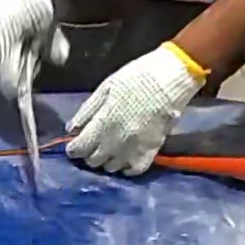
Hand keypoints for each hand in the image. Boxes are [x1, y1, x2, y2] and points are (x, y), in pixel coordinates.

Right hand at [0, 0, 66, 102]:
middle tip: (31, 50)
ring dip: (7, 68)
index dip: (27, 85)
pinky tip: (6, 43)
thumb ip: (51, 44)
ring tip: (18, 45)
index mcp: (0, 65)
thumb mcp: (43, 19)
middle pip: (3, 86)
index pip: (13, 92)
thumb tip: (61, 61)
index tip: (37, 68)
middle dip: (18, 75)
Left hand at [65, 43, 205, 174]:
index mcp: (100, 126)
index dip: (74, 148)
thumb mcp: (105, 89)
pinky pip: (133, 171)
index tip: (77, 143)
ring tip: (112, 149)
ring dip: (108, 160)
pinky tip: (127, 158)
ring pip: (110, 168)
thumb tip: (70, 131)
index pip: (77, 150)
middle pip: (92, 161)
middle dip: (91, 153)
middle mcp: (113, 142)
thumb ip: (86, 112)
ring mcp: (132, 149)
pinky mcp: (150, 151)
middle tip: (96, 144)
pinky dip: (127, 168)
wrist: (174, 73)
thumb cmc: (136, 78)